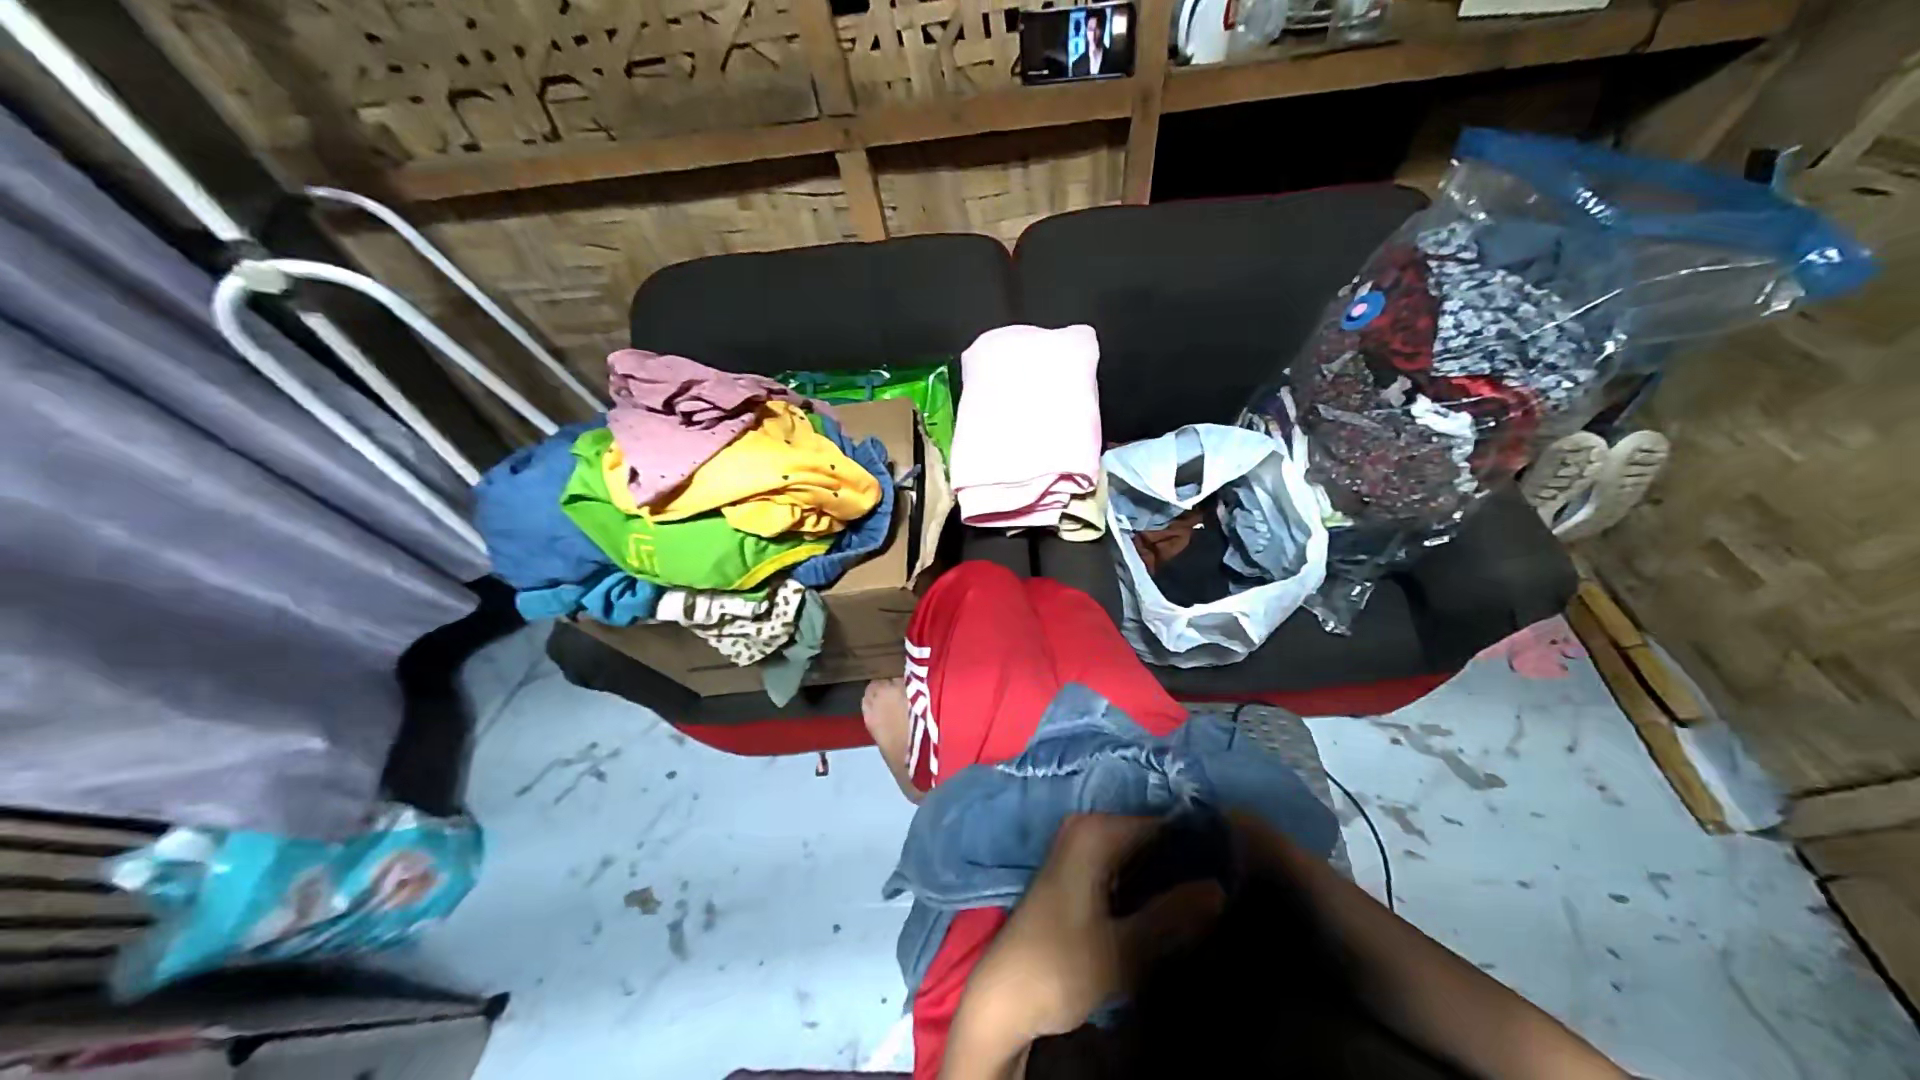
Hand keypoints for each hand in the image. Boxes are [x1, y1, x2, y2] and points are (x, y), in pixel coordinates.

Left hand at [960, 814, 1225, 1042]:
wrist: (1003, 998)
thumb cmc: (1058, 967)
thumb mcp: (1122, 951)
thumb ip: (1172, 916)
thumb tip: (1220, 888)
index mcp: (1094, 832)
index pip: (1162, 825)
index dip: (1199, 847)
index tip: (1237, 872)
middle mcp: (1085, 829)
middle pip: (1150, 838)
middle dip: (1185, 864)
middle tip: (1228, 894)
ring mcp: (1078, 851)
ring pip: (1138, 855)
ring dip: (1168, 878)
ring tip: (1212, 905)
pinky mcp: (1077, 875)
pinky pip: (1124, 868)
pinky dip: (1147, 886)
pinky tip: (1175, 911)